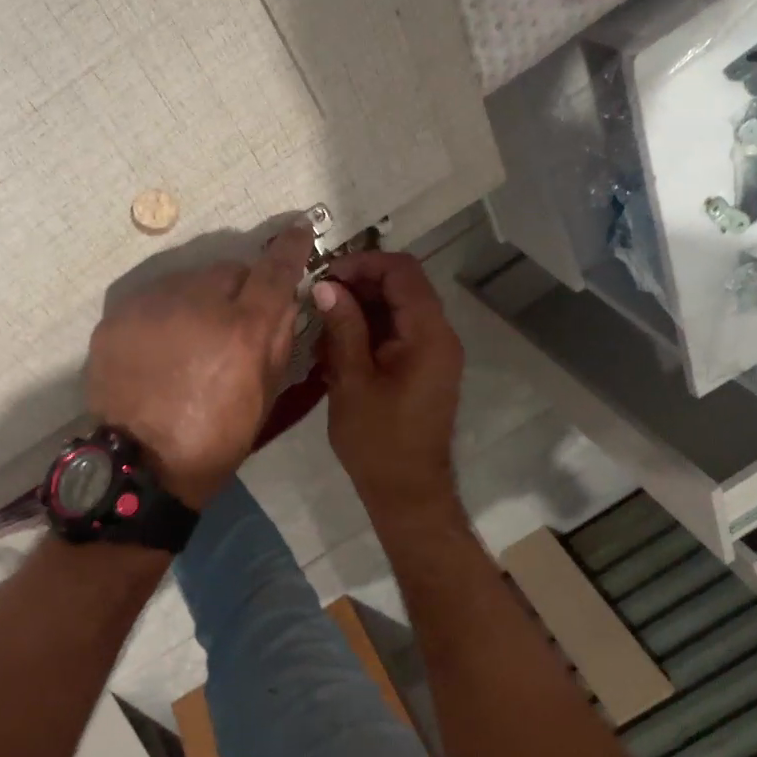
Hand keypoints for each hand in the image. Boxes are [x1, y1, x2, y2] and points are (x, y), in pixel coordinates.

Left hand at [86, 221, 316, 507]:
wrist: (140, 468)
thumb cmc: (214, 442)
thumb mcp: (264, 398)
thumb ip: (278, 341)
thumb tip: (285, 301)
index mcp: (242, 329)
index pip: (275, 270)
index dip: (291, 249)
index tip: (298, 232)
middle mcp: (197, 303)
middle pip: (228, 271)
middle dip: (237, 289)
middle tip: (233, 323)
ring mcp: (151, 306)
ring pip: (187, 282)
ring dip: (198, 300)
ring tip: (191, 341)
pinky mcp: (116, 317)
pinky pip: (152, 300)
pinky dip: (164, 315)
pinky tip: (160, 350)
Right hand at [313, 251, 465, 509]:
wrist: (407, 492)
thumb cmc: (377, 441)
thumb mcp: (352, 381)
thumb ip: (343, 328)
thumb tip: (327, 286)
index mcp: (428, 335)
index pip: (402, 271)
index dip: (363, 264)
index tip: (325, 276)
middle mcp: (439, 337)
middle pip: (401, 288)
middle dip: (358, 287)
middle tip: (317, 303)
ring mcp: (434, 354)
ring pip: (397, 311)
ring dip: (360, 312)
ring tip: (321, 332)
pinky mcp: (423, 370)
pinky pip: (398, 335)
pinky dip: (368, 334)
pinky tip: (336, 352)